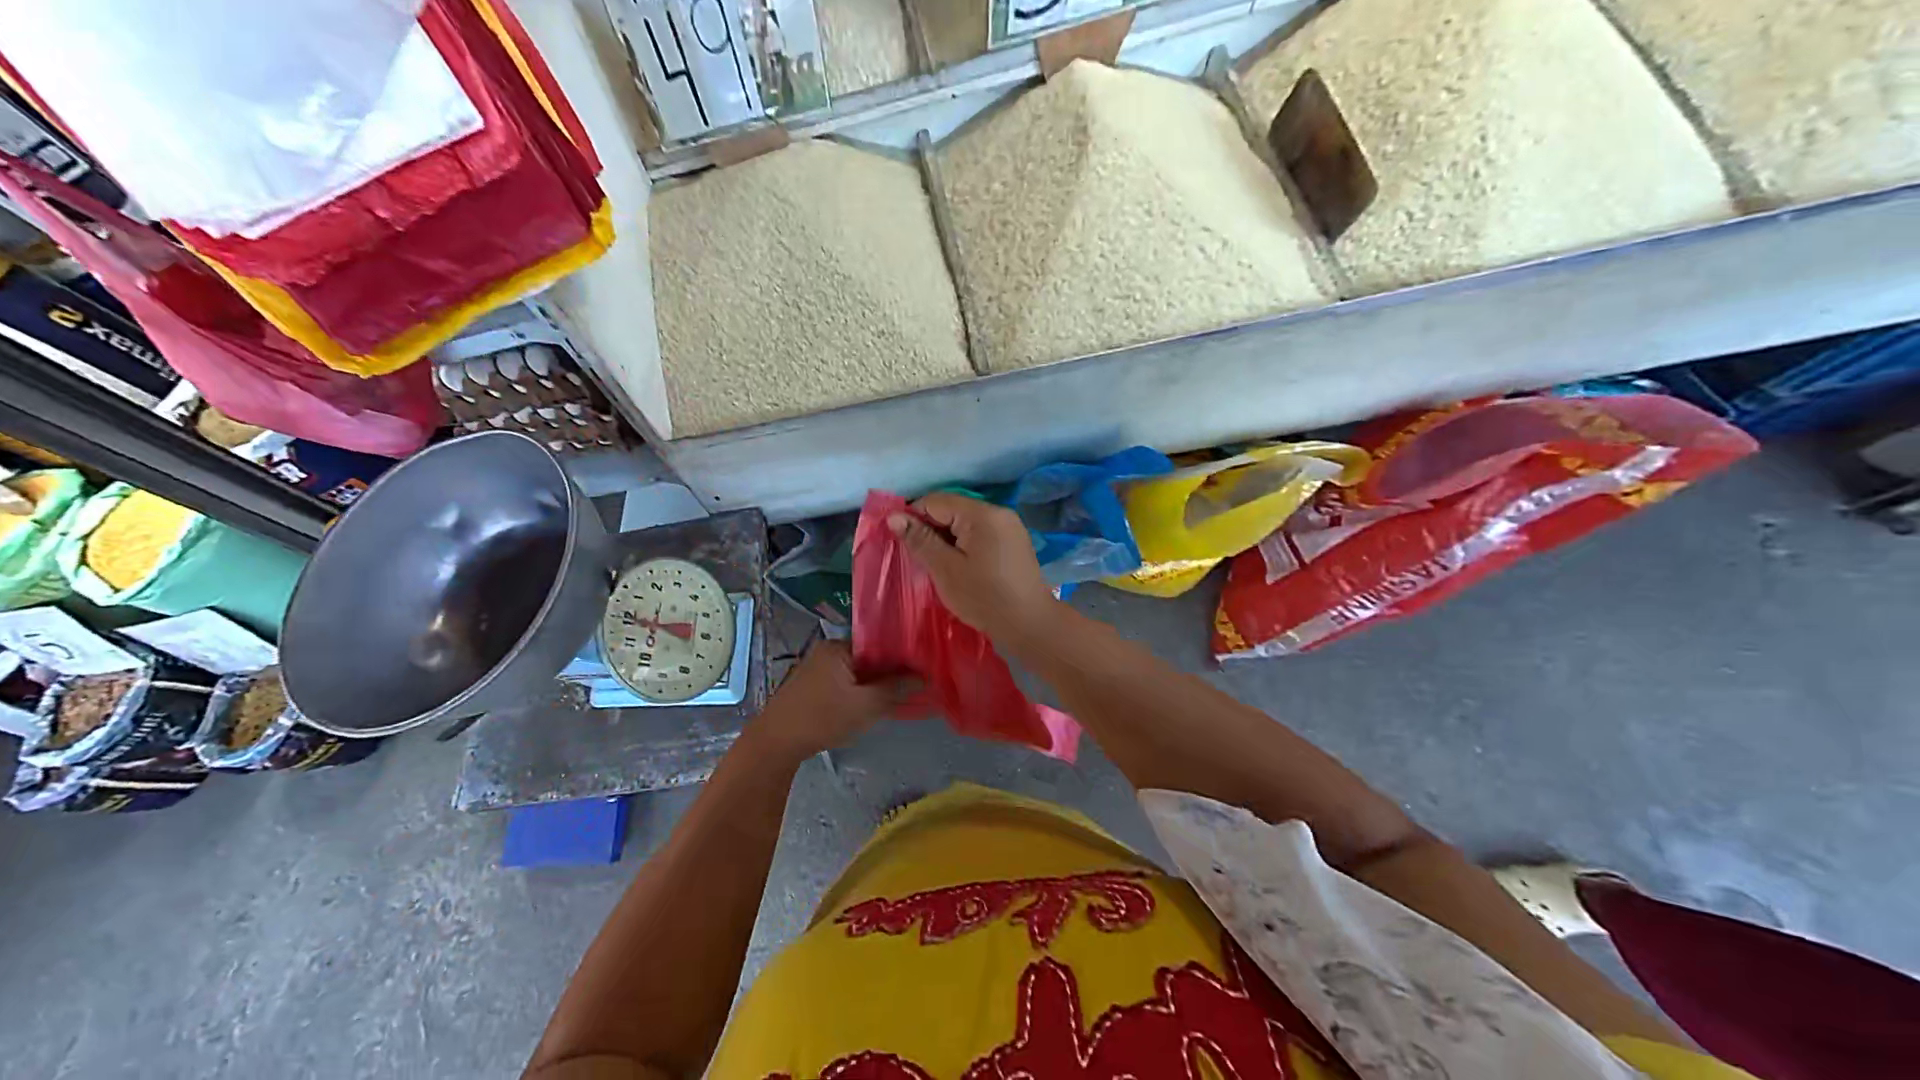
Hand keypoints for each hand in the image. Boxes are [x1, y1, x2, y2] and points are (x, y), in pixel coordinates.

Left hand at [748, 640, 917, 760]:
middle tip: (917, 686)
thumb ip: (895, 689)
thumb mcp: (865, 706)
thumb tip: (923, 677)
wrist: (775, 744)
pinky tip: (876, 706)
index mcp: (838, 647)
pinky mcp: (814, 687)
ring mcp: (819, 669)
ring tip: (901, 697)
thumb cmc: (821, 718)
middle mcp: (828, 652)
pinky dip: (862, 692)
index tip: (923, 668)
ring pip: (859, 673)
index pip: (879, 642)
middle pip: (869, 657)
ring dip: (877, 685)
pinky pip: (847, 683)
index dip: (902, 655)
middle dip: (891, 672)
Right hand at [888, 493, 1063, 644]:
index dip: (914, 518)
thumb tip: (893, 516)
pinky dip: (964, 544)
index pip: (935, 501)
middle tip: (920, 558)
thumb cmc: (983, 597)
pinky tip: (960, 566)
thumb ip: (920, 540)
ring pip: (965, 522)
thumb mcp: (946, 569)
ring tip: (939, 564)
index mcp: (982, 513)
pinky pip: (980, 532)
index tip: (904, 544)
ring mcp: (1009, 526)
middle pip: (952, 509)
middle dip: (931, 529)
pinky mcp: (1013, 541)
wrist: (1028, 624)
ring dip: (947, 538)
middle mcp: (998, 512)